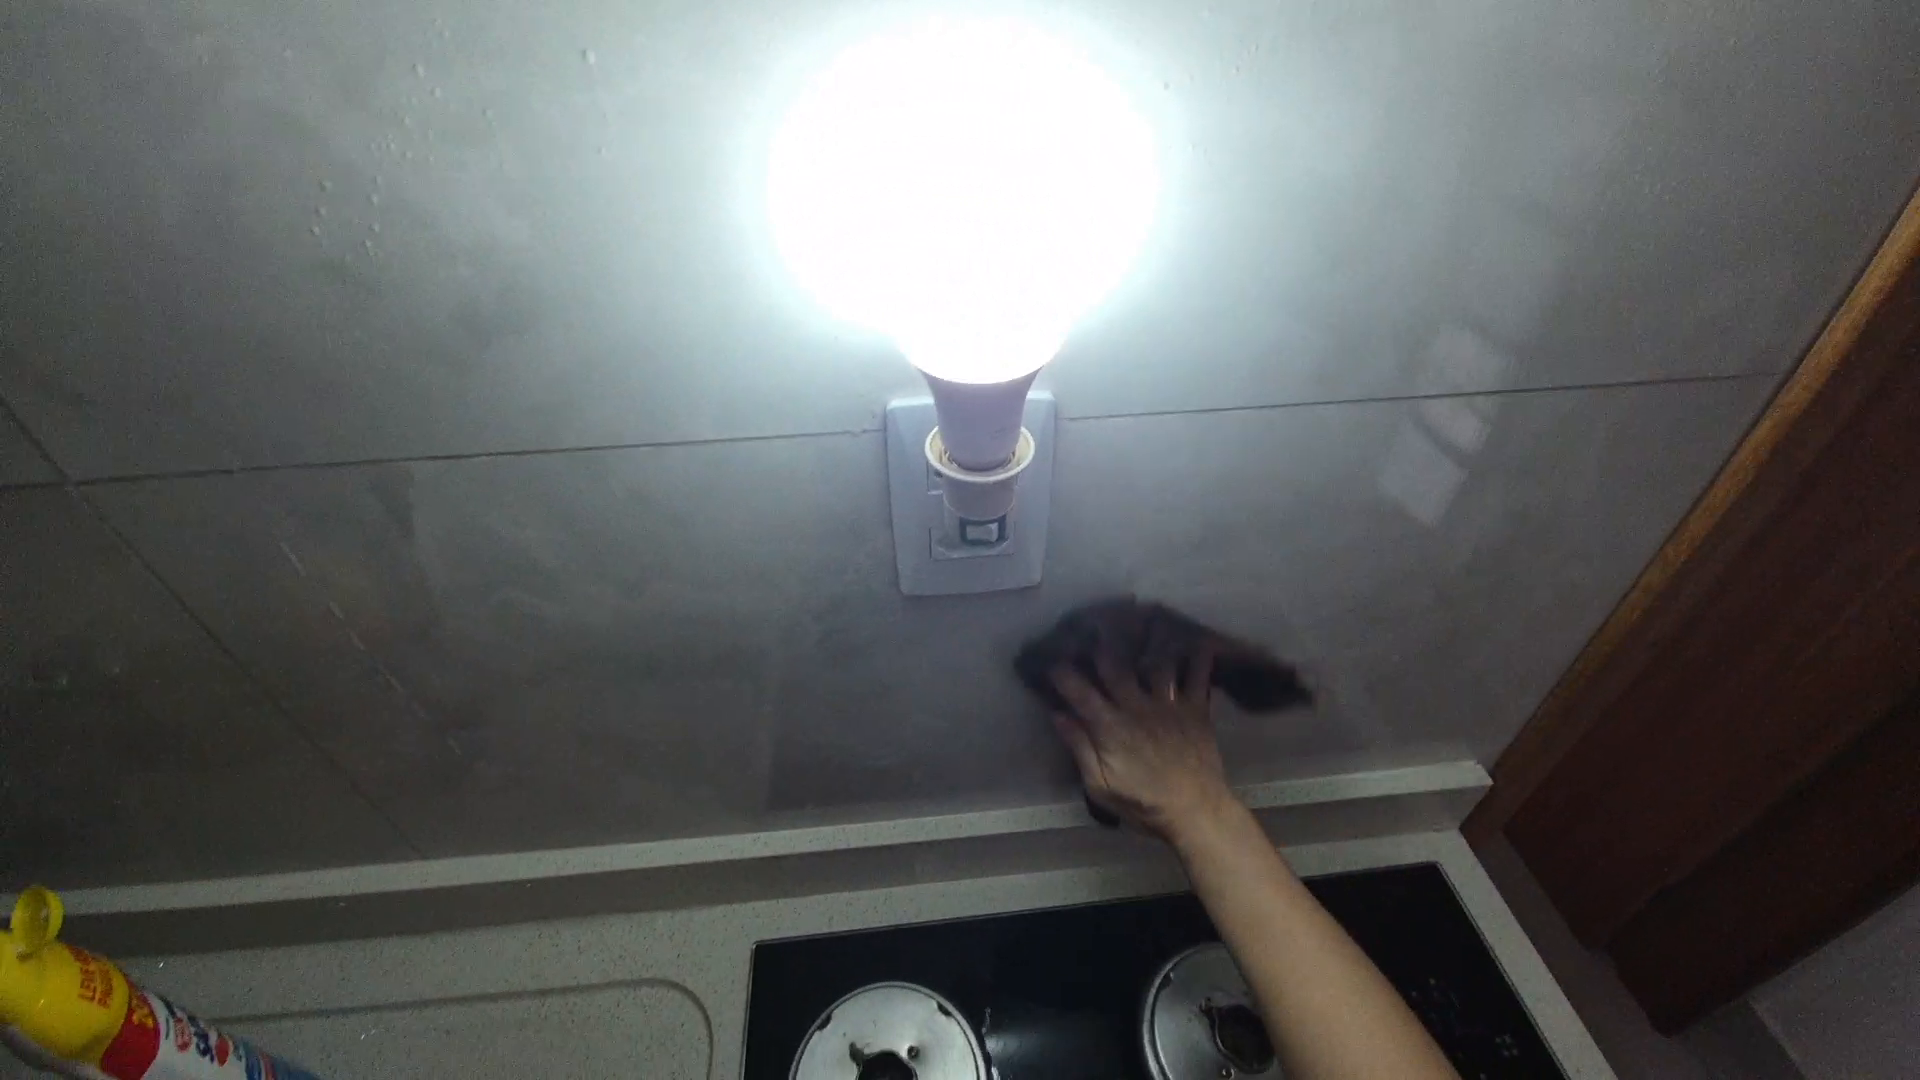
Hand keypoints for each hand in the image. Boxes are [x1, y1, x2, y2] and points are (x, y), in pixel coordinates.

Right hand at [1049, 647, 1241, 844]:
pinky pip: (1197, 675)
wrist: (1196, 812)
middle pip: (1114, 665)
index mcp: (1110, 726)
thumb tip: (1058, 714)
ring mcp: (1168, 704)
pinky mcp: (1194, 708)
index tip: (1051, 660)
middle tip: (1091, 629)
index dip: (1062, 672)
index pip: (1079, 691)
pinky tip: (1196, 640)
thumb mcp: (1100, 786)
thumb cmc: (1143, 803)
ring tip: (1140, 622)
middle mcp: (1137, 706)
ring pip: (1154, 662)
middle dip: (1099, 645)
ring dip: (1146, 642)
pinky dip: (1198, 657)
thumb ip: (1079, 747)